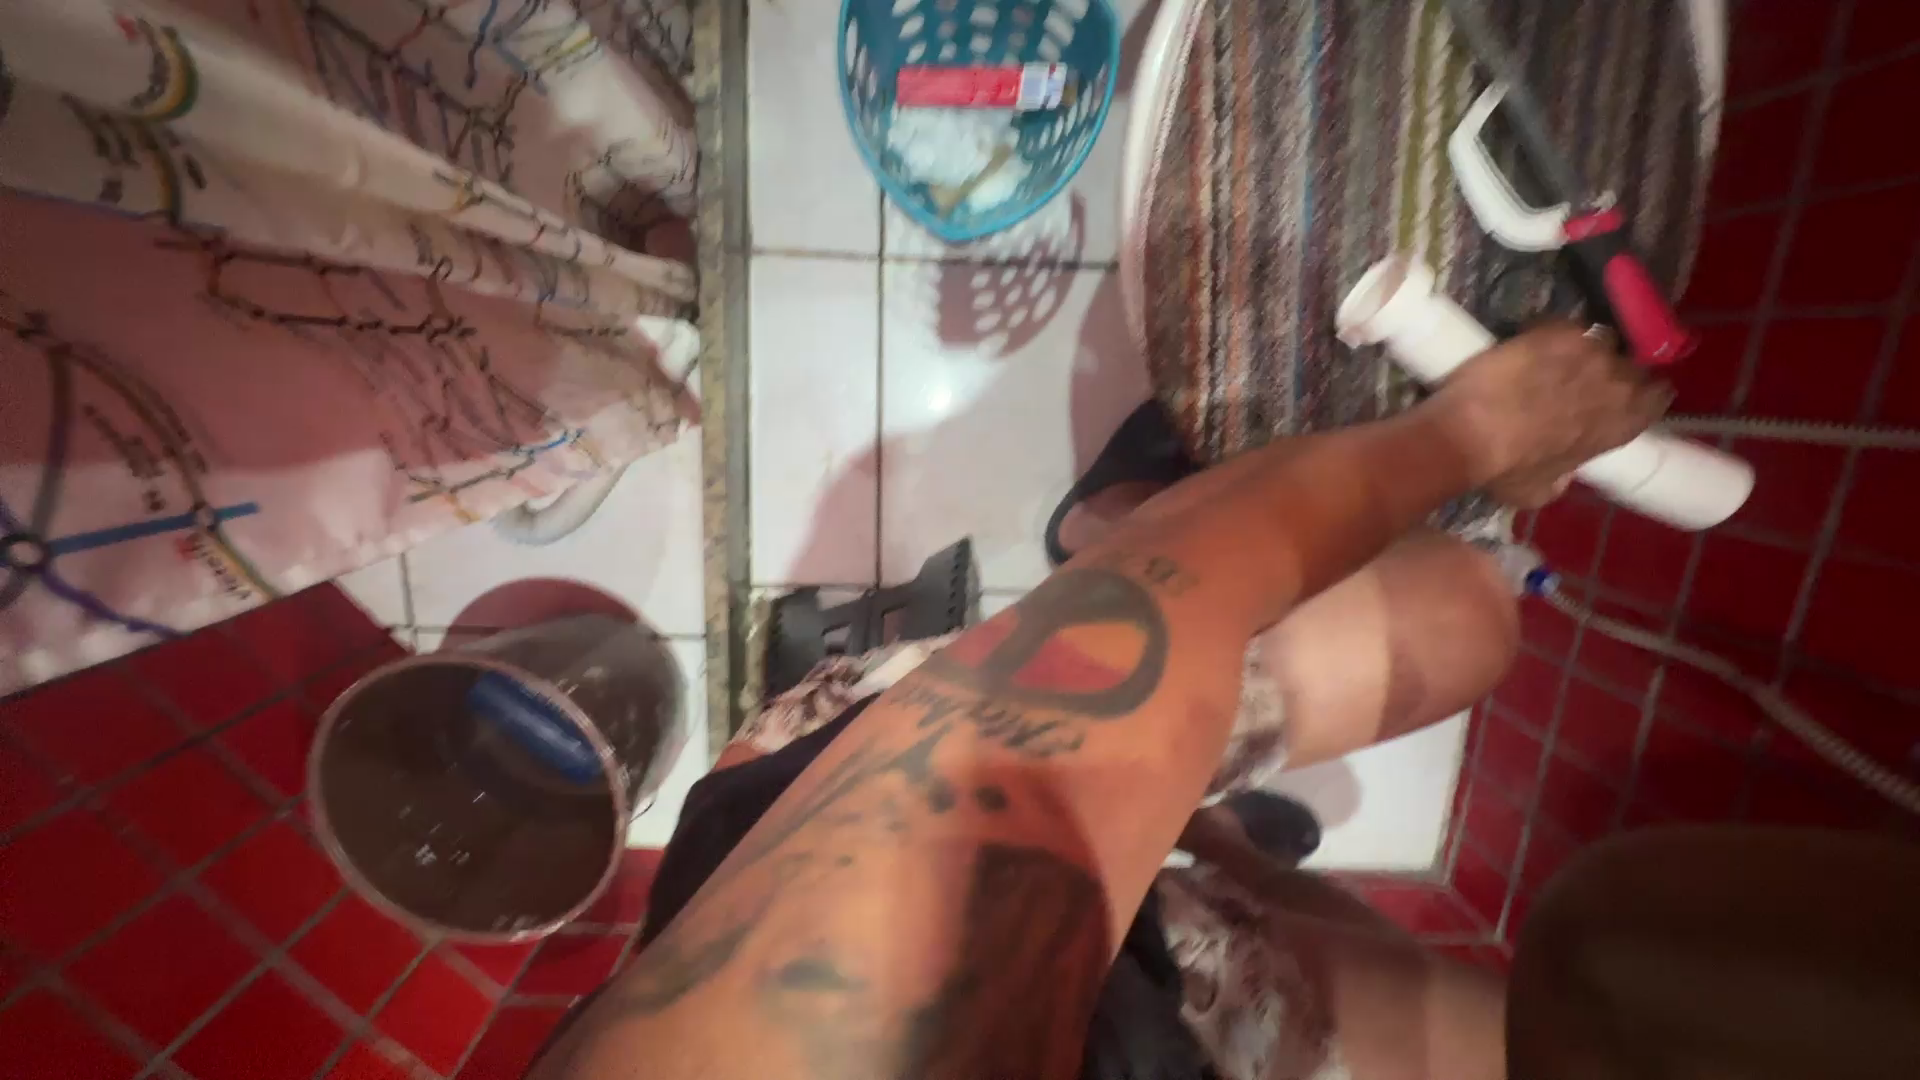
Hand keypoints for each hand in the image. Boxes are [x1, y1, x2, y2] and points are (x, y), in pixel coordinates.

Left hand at [1430, 321, 1674, 508]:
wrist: (1465, 435)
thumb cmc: (1502, 469)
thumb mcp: (1540, 490)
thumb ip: (1562, 476)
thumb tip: (1561, 473)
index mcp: (1627, 421)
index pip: (1655, 397)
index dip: (1632, 395)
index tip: (1606, 397)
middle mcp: (1621, 381)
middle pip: (1625, 365)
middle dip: (1602, 371)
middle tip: (1566, 380)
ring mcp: (1590, 351)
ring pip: (1595, 341)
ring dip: (1575, 350)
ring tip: (1542, 362)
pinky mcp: (1556, 331)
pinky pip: (1560, 325)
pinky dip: (1544, 334)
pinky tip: (1521, 347)